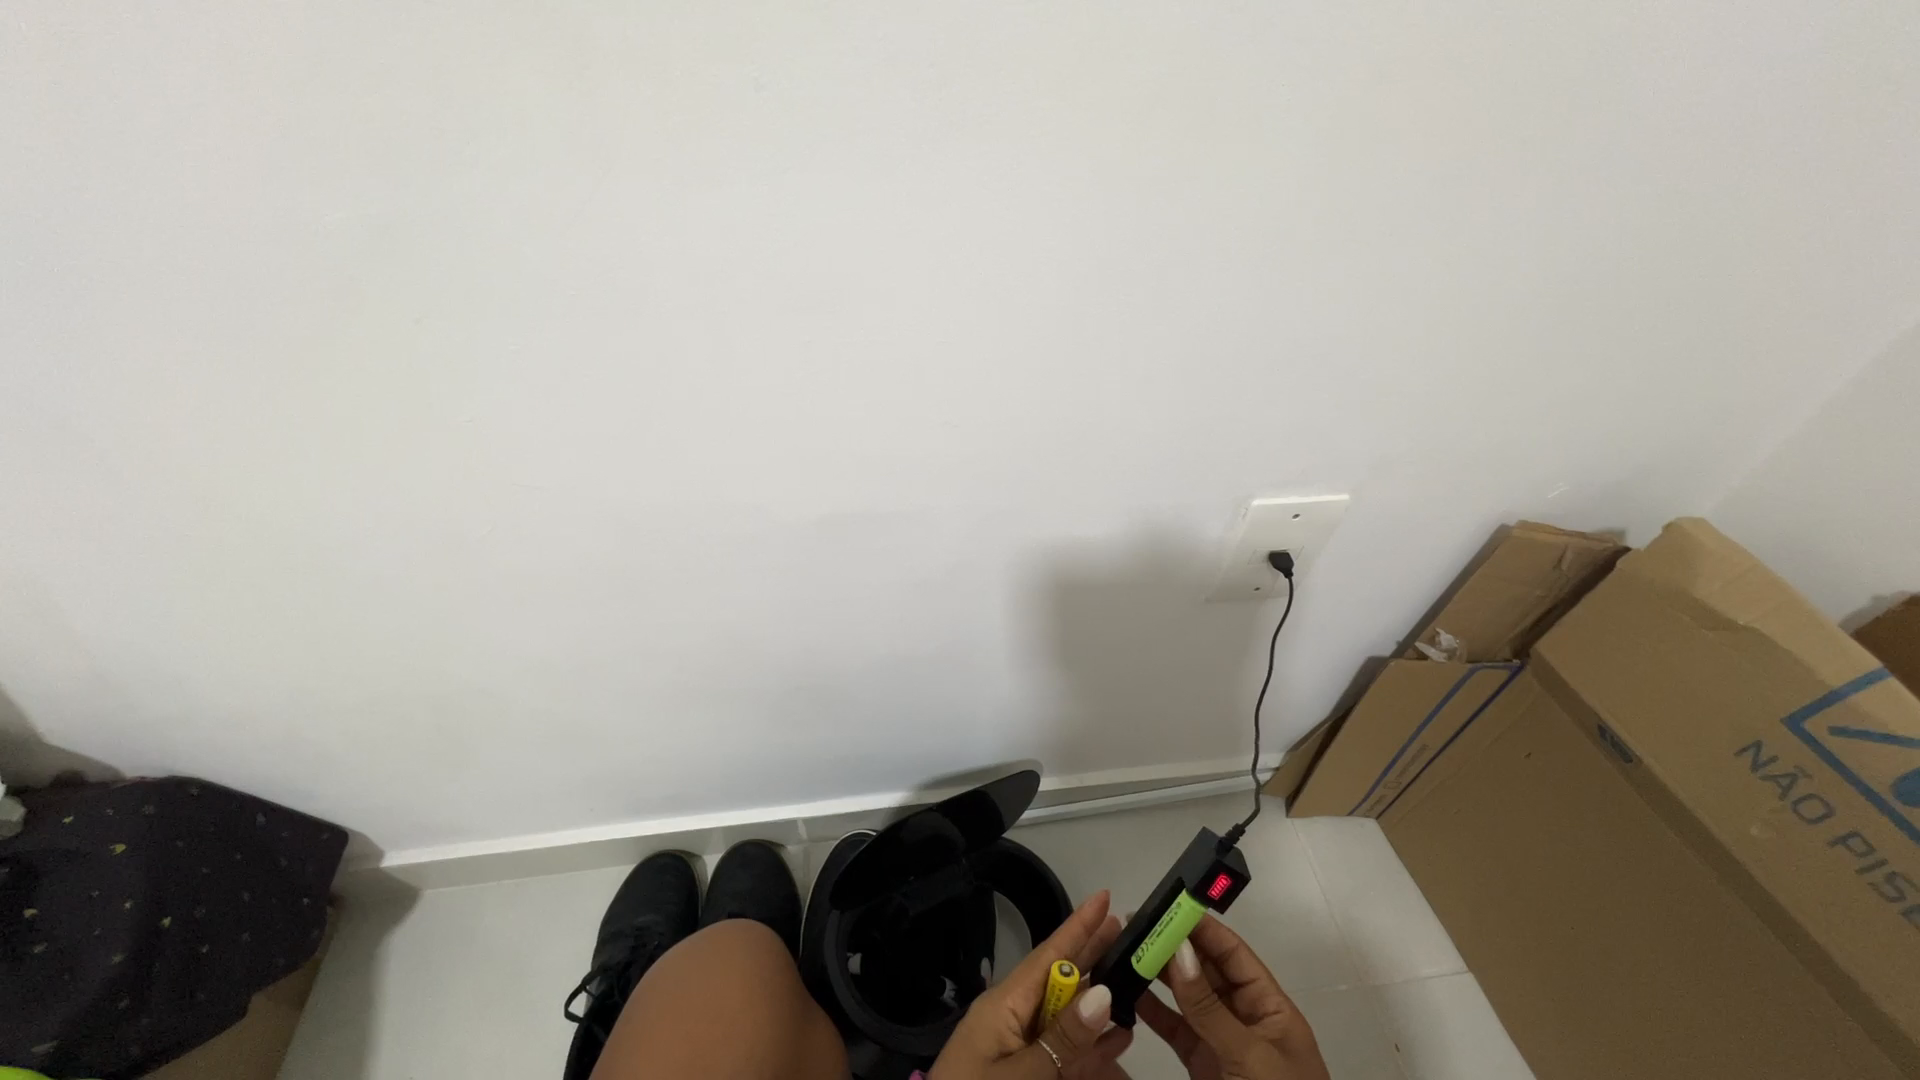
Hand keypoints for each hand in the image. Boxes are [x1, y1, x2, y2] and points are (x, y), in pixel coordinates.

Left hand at [929, 891, 1135, 1079]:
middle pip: (1061, 981)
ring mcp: (1016, 1048)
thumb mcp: (1020, 1075)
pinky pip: (1061, 1053)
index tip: (1105, 897)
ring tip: (1133, 981)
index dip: (1078, 926)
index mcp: (1003, 1004)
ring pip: (1066, 1019)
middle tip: (1127, 931)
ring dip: (1099, 1004)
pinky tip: (1119, 1038)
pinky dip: (1090, 1047)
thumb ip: (1063, 1040)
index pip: (1049, 956)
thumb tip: (1104, 993)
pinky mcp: (1021, 1073)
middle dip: (1093, 955)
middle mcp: (1011, 1017)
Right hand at [1135, 916, 1328, 1079]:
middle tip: (1133, 924)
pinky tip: (1127, 996)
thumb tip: (1177, 948)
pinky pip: (1176, 1030)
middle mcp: (1246, 1019)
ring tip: (1124, 952)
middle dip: (1174, 946)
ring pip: (1187, 998)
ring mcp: (1223, 1045)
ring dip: (1158, 976)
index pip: (1233, 953)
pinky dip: (1152, 1013)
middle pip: (1207, 971)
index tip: (1166, 903)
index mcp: (1270, 1009)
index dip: (1202, 926)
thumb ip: (1208, 1006)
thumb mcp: (1249, 1058)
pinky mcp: (1202, 1068)